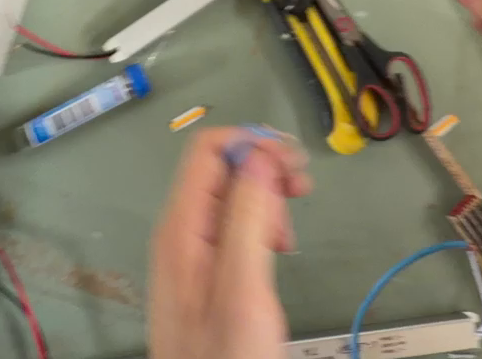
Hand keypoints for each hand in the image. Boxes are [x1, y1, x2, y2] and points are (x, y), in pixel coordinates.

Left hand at [149, 126, 312, 358]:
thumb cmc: (227, 357)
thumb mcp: (242, 286)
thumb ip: (247, 215)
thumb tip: (259, 154)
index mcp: (180, 224)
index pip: (209, 148)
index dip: (253, 144)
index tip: (294, 166)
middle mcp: (181, 229)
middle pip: (222, 167)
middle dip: (265, 172)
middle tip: (300, 194)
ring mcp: (191, 250)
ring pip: (232, 195)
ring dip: (266, 200)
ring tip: (286, 239)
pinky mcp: (207, 270)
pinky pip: (234, 225)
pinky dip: (261, 225)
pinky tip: (276, 249)